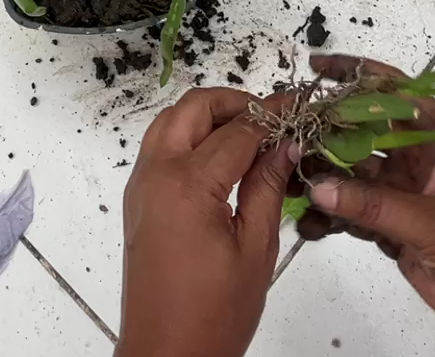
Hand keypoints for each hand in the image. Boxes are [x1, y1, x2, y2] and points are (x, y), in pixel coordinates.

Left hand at [117, 87, 298, 356]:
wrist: (165, 355)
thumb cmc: (214, 313)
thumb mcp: (255, 250)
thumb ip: (268, 187)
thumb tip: (286, 143)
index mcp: (188, 184)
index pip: (238, 130)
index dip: (271, 114)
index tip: (297, 102)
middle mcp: (157, 170)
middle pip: (194, 107)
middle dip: (234, 102)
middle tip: (271, 118)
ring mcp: (141, 180)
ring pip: (172, 119)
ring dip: (208, 114)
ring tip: (249, 133)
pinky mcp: (137, 194)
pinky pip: (160, 143)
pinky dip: (188, 133)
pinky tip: (220, 154)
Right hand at [298, 55, 434, 356]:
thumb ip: (376, 206)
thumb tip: (319, 186)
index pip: (397, 93)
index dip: (358, 74)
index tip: (318, 68)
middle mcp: (420, 164)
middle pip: (365, 133)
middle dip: (327, 130)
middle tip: (288, 132)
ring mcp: (407, 198)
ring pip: (354, 176)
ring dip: (324, 178)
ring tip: (291, 182)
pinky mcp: (397, 233)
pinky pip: (355, 215)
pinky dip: (331, 218)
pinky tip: (309, 224)